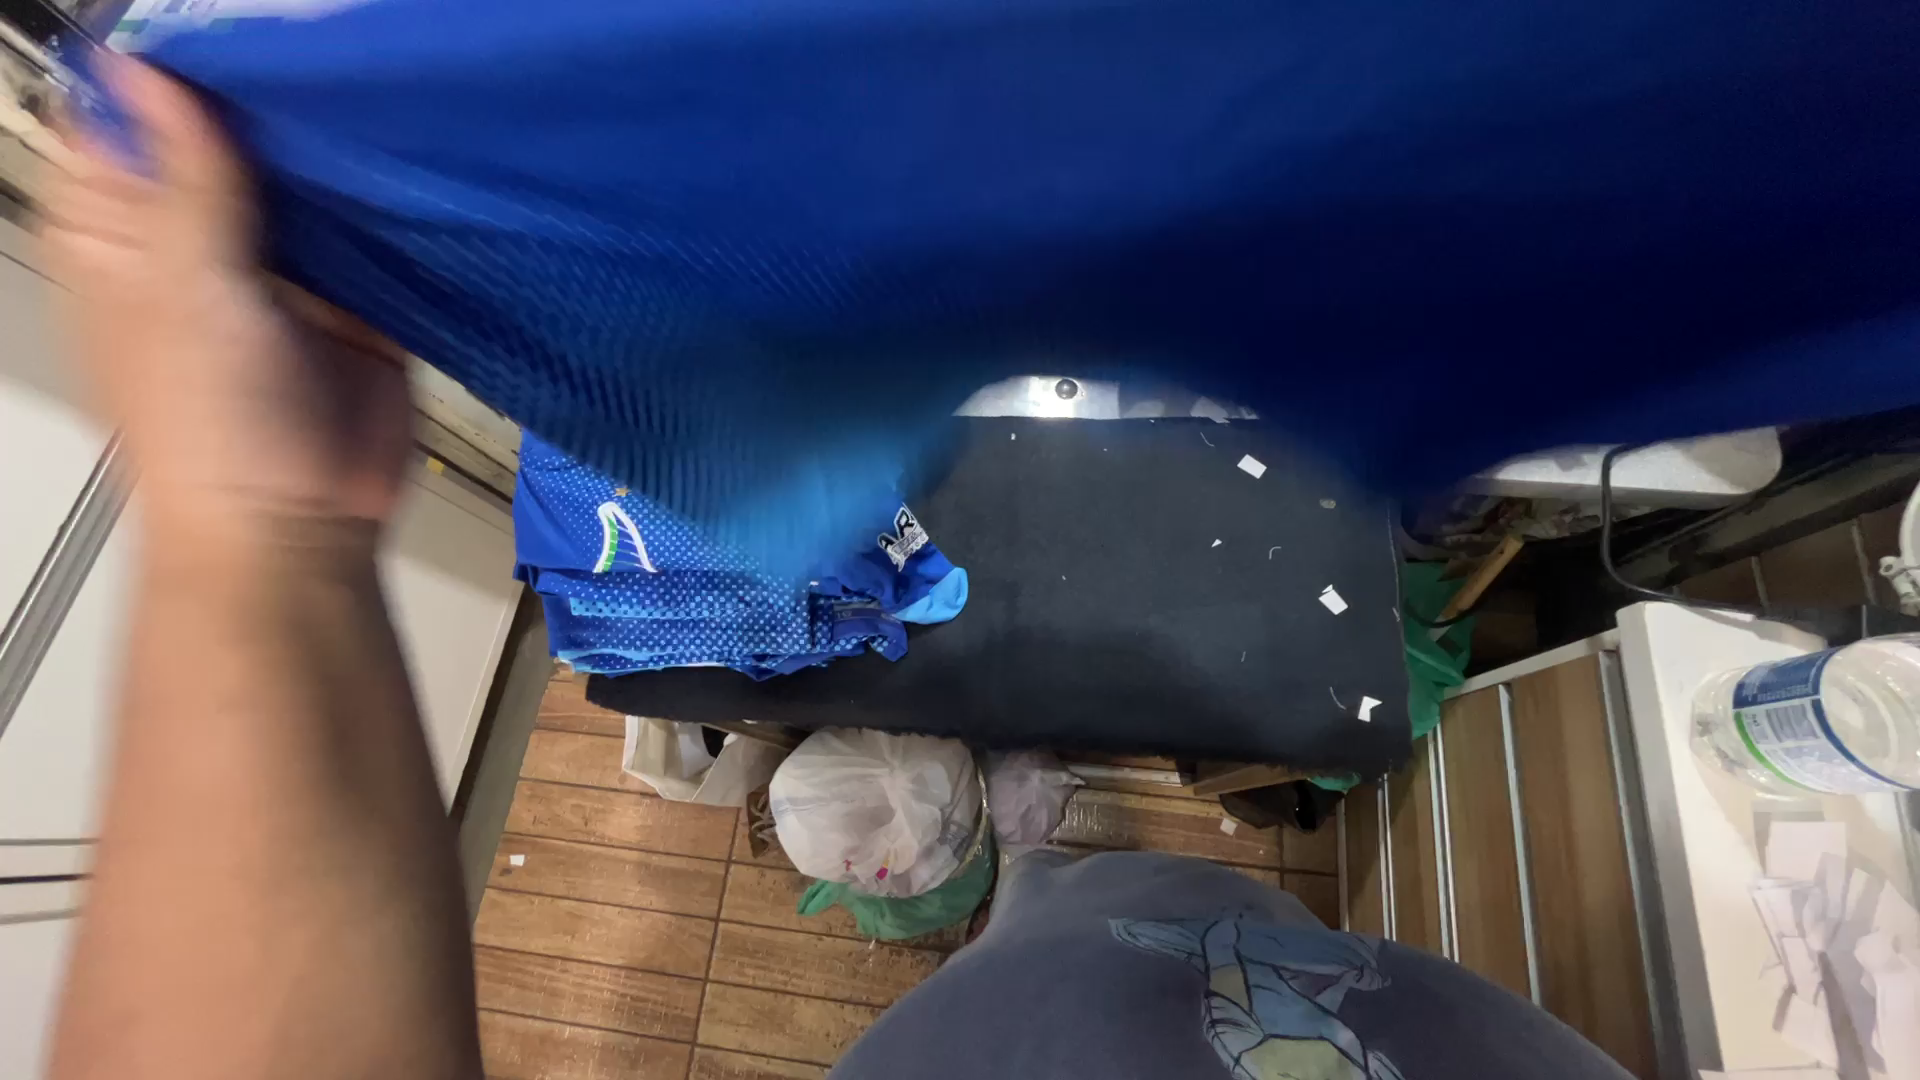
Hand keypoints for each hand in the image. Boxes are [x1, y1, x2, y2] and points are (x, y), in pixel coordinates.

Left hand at [40, 55, 411, 554]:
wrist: (309, 514)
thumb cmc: (219, 422)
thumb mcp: (193, 296)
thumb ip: (190, 194)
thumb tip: (159, 79)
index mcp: (134, 231)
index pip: (138, 123)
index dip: (176, 78)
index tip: (241, 41)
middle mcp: (214, 245)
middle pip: (241, 154)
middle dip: (279, 117)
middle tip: (335, 72)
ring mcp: (297, 279)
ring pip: (319, 200)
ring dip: (345, 169)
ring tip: (385, 119)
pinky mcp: (366, 312)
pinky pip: (382, 254)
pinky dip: (398, 227)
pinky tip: (421, 193)